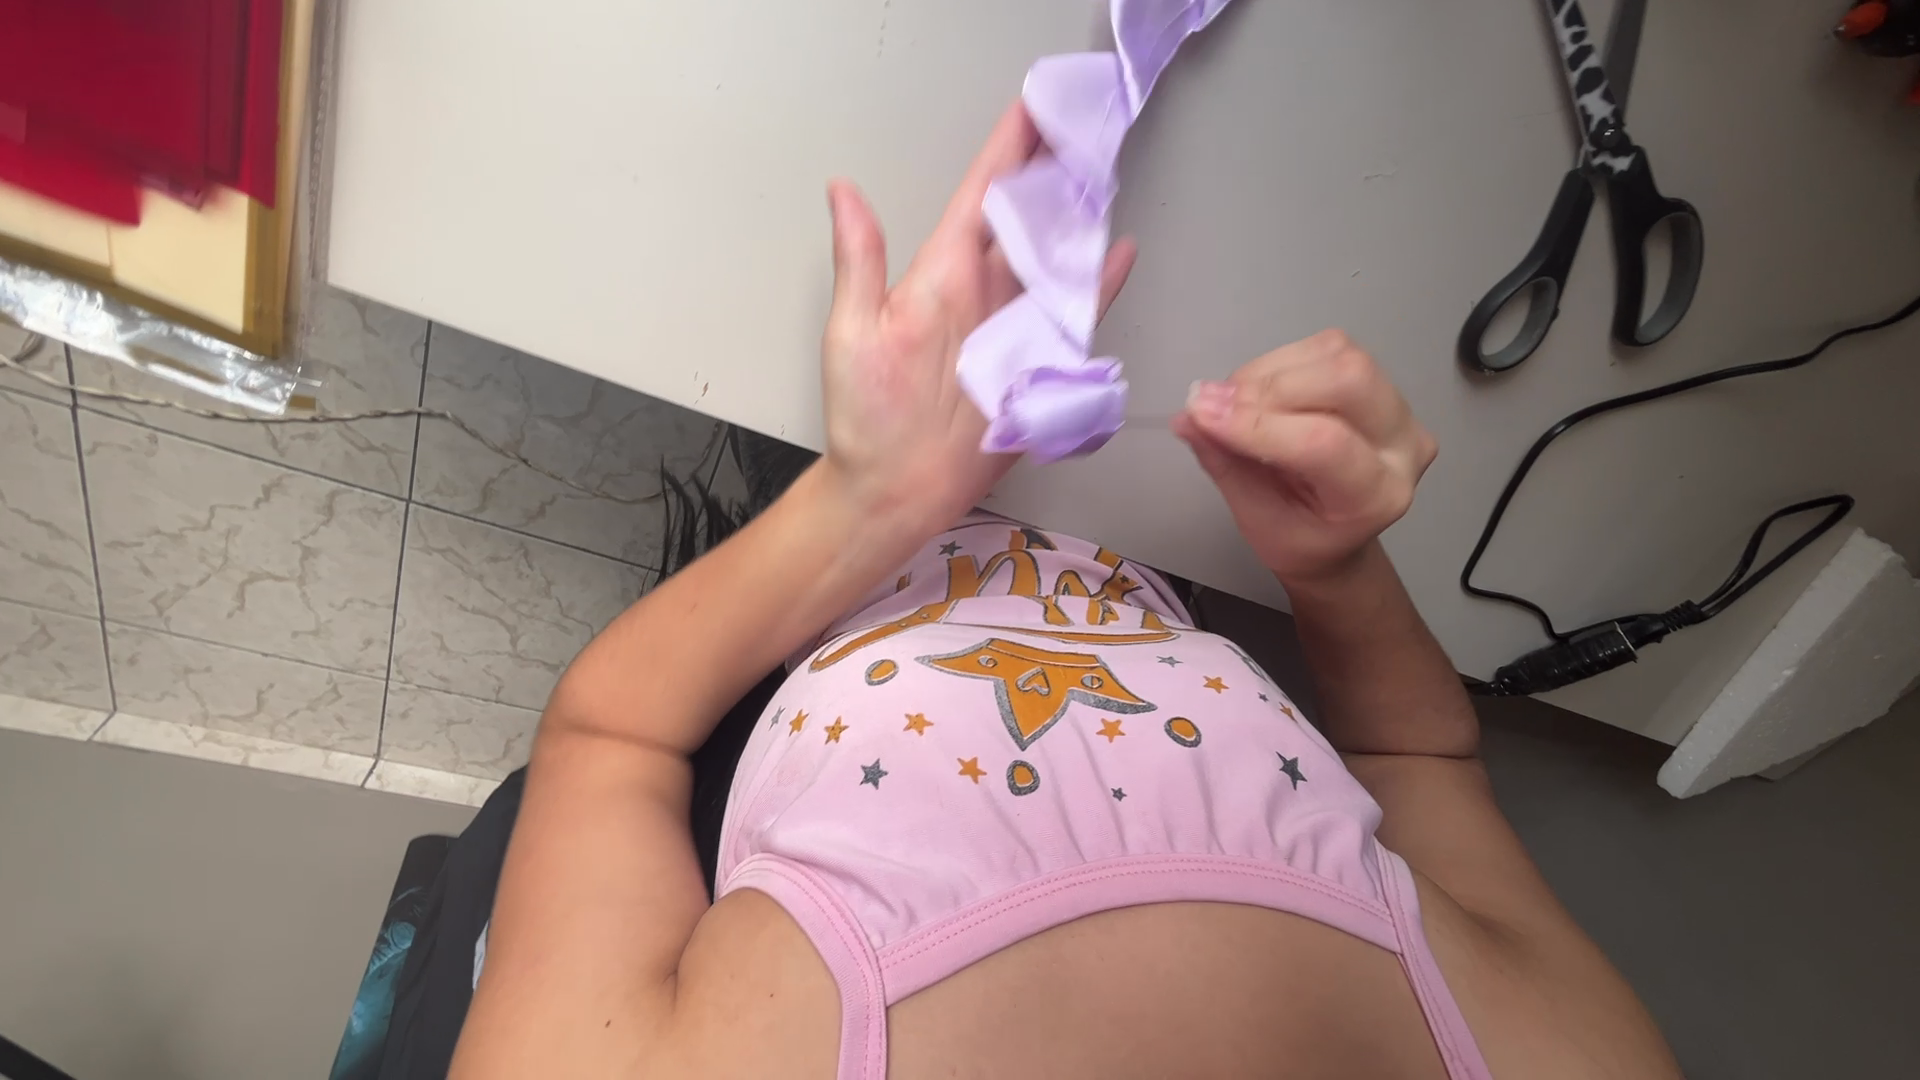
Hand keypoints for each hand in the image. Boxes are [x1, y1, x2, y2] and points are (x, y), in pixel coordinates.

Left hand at [818, 101, 1135, 539]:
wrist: (896, 489)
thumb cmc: (866, 418)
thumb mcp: (854, 335)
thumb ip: (862, 263)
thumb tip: (844, 189)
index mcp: (940, 277)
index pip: (980, 197)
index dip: (1009, 150)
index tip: (1038, 105)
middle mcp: (982, 295)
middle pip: (1027, 221)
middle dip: (1056, 173)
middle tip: (1088, 126)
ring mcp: (1013, 330)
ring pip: (1054, 262)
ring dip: (1081, 222)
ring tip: (1110, 176)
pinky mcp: (1035, 366)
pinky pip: (1072, 319)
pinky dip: (1096, 289)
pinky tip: (1118, 255)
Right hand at [1171, 330, 1436, 587]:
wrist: (1332, 535)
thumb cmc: (1295, 537)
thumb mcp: (1253, 518)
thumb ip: (1224, 465)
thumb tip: (1187, 418)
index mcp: (1376, 496)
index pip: (1323, 443)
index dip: (1256, 423)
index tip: (1199, 413)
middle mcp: (1403, 445)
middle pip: (1347, 379)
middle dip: (1268, 385)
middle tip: (1213, 404)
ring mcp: (1398, 406)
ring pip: (1335, 355)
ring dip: (1266, 372)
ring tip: (1230, 402)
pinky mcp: (1379, 380)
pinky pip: (1326, 348)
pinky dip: (1275, 363)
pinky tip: (1254, 392)